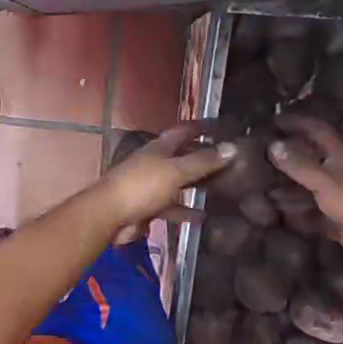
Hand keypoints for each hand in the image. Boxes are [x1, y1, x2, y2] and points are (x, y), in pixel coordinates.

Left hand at [95, 123, 234, 239]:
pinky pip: (172, 208)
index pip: (183, 131)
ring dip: (196, 186)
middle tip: (228, 161)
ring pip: (178, 184)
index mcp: (159, 148)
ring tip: (221, 189)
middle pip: (182, 157)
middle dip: (202, 157)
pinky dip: (186, 212)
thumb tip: (232, 148)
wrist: (110, 215)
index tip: (221, 126)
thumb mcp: (175, 171)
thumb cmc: (142, 186)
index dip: (201, 127)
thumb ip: (203, 162)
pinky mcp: (149, 207)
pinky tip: (203, 217)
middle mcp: (155, 163)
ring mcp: (150, 186)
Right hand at [268, 114, 342, 255]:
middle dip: (293, 151)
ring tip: (270, 181)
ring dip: (293, 179)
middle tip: (269, 150)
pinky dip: (298, 202)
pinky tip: (282, 208)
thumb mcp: (323, 180)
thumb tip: (272, 145)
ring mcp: (342, 187)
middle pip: (315, 153)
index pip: (318, 129)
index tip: (276, 121)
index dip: (298, 122)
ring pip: (313, 177)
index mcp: (342, 152)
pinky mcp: (340, 208)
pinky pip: (314, 201)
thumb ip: (298, 164)